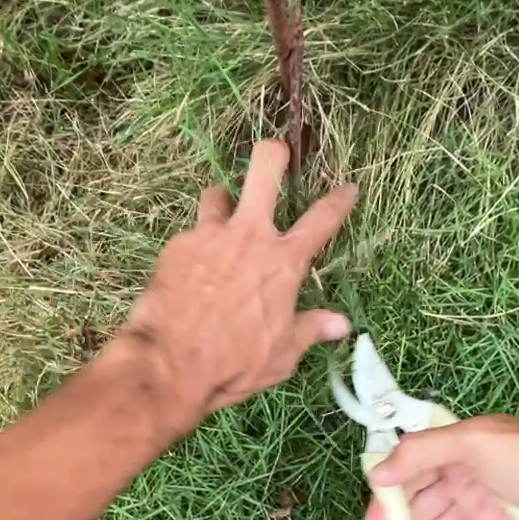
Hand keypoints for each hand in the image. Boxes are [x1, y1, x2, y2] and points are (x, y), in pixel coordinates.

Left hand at [112, 139, 358, 424]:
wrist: (171, 365)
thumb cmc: (235, 365)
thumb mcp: (281, 355)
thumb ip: (309, 331)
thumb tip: (341, 324)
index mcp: (283, 263)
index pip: (321, 221)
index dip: (339, 201)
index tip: (348, 189)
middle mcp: (249, 237)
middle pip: (265, 167)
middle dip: (273, 154)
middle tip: (274, 158)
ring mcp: (209, 236)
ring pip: (217, 194)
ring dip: (223, 205)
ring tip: (221, 226)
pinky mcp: (176, 247)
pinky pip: (190, 236)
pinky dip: (194, 250)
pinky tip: (189, 273)